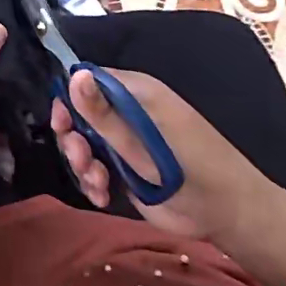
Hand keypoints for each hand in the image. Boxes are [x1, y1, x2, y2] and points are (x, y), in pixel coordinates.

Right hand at [52, 69, 278, 241]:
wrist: (225, 211)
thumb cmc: (188, 167)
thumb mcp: (140, 142)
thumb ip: (103, 112)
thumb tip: (74, 74)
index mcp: (137, 93)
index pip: (90, 81)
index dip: (70, 99)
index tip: (61, 123)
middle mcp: (130, 112)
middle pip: (83, 115)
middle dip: (75, 139)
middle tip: (81, 159)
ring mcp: (129, 142)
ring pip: (87, 145)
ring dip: (84, 165)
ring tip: (99, 183)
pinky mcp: (129, 168)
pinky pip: (99, 168)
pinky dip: (95, 182)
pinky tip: (103, 196)